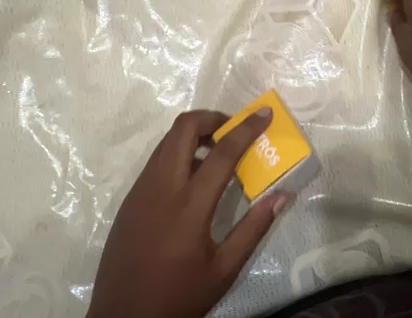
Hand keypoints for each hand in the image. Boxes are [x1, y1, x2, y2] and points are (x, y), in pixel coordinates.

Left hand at [86, 108, 289, 317]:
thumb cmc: (178, 298)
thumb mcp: (223, 271)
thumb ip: (253, 229)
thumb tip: (282, 196)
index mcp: (189, 205)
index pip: (222, 151)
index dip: (246, 128)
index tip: (264, 114)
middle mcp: (162, 187)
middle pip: (184, 127)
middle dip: (212, 118)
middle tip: (233, 131)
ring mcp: (141, 190)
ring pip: (167, 140)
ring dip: (193, 134)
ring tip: (216, 154)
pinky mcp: (129, 200)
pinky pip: (155, 160)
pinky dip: (177, 153)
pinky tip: (192, 180)